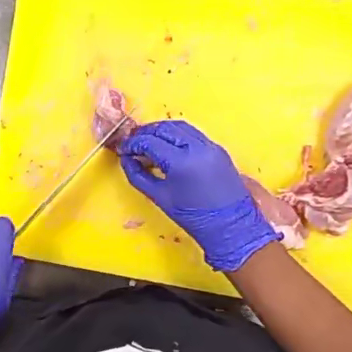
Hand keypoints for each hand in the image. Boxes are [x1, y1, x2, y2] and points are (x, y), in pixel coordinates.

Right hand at [120, 120, 279, 271]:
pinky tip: (165, 147)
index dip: (132, 144)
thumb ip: (138, 175)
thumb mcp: (159, 196)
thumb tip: (126, 159)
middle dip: (144, 133)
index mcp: (181, 162)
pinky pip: (191, 133)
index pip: (150, 142)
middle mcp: (197, 147)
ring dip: (160, 131)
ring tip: (146, 142)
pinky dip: (175, 135)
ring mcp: (210, 146)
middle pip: (164, 128)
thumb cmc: (192, 215)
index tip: (122, 150)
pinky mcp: (217, 148)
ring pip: (179, 126)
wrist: (229, 224)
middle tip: (131, 143)